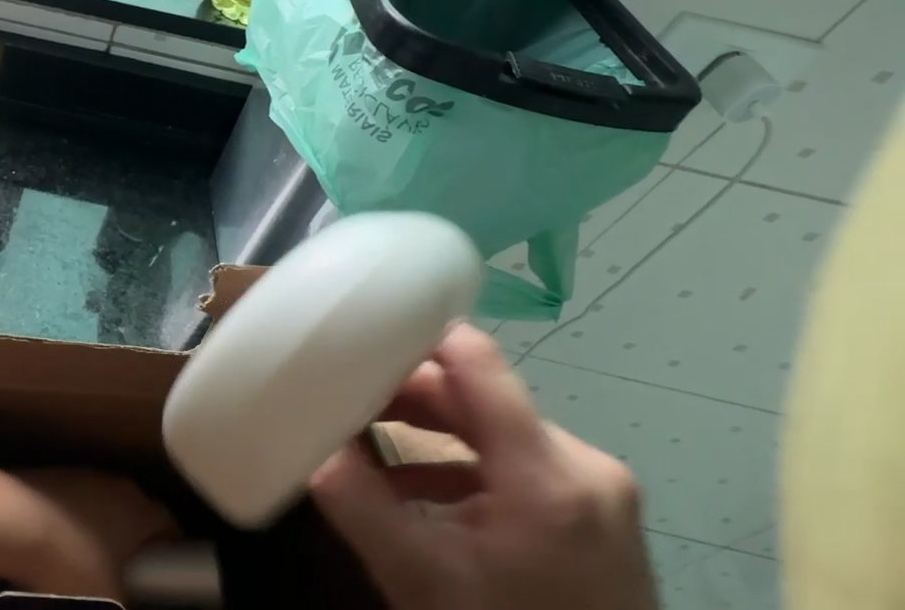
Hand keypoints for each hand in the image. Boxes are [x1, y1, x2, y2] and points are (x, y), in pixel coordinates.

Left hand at [7, 469, 178, 598]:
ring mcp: (82, 474)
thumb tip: (126, 601)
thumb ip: (128, 602)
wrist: (11, 520)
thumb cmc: (71, 563)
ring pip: (102, 504)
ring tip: (88, 559)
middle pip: (136, 512)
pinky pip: (73, 500)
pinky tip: (57, 543)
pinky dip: (72, 519)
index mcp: (142, 510)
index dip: (172, 552)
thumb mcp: (110, 600)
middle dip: (134, 540)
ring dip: (100, 528)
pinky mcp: (51, 474)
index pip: (170, 527)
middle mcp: (117, 484)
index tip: (165, 574)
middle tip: (128, 571)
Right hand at [309, 324, 656, 609]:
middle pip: (478, 395)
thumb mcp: (414, 575)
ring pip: (493, 428)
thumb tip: (307, 439)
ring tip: (367, 437)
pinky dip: (460, 462)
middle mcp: (584, 466)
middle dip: (404, 392)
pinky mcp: (596, 513)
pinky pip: (516, 462)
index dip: (414, 332)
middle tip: (343, 396)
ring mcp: (598, 490)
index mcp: (546, 473)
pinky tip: (414, 484)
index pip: (475, 358)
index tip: (357, 331)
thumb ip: (354, 497)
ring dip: (427, 428)